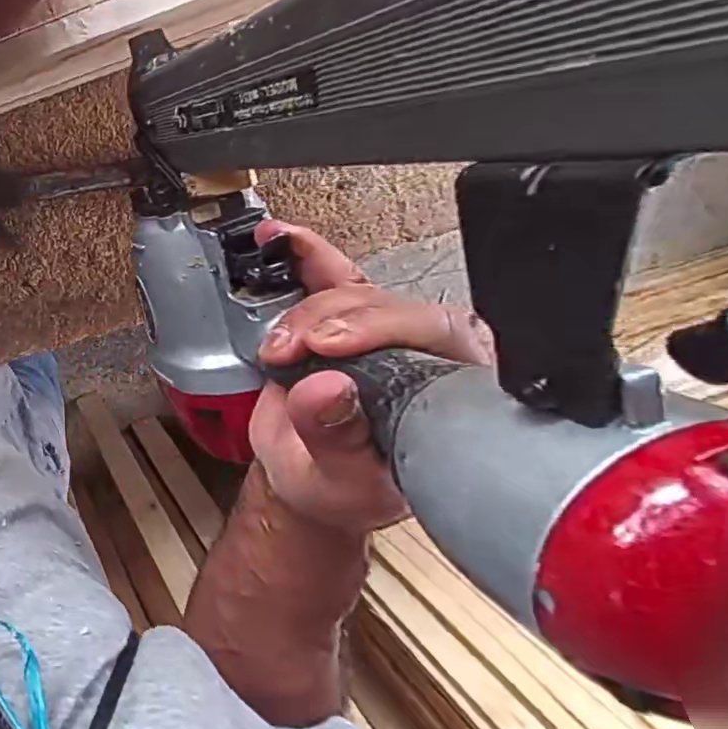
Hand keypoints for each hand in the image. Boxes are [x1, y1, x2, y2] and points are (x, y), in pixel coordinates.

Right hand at [248, 221, 493, 535]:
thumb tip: (327, 388)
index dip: (382, 329)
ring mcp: (379, 333)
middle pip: (387, 305)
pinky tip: (278, 241)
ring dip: (304, 308)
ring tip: (276, 345)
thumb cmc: (335, 487)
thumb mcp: (333, 480)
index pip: (437, 334)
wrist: (306, 478)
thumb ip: (334, 439)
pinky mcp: (337, 319)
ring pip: (351, 291)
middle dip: (329, 320)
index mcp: (451, 394)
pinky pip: (326, 275)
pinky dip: (300, 256)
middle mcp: (426, 355)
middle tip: (289, 350)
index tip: (328, 347)